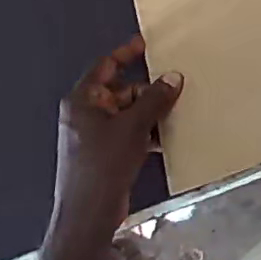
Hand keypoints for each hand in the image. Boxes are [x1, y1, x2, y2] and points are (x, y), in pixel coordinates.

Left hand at [49, 35, 183, 242]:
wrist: (88, 216)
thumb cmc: (103, 164)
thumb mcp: (133, 127)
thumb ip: (155, 99)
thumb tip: (173, 77)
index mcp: (83, 100)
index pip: (106, 66)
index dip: (127, 53)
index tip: (147, 44)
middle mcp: (86, 113)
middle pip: (121, 90)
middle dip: (148, 89)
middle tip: (175, 85)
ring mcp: (95, 134)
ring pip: (128, 112)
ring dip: (150, 112)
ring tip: (177, 110)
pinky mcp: (105, 153)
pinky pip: (129, 132)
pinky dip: (146, 131)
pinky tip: (168, 136)